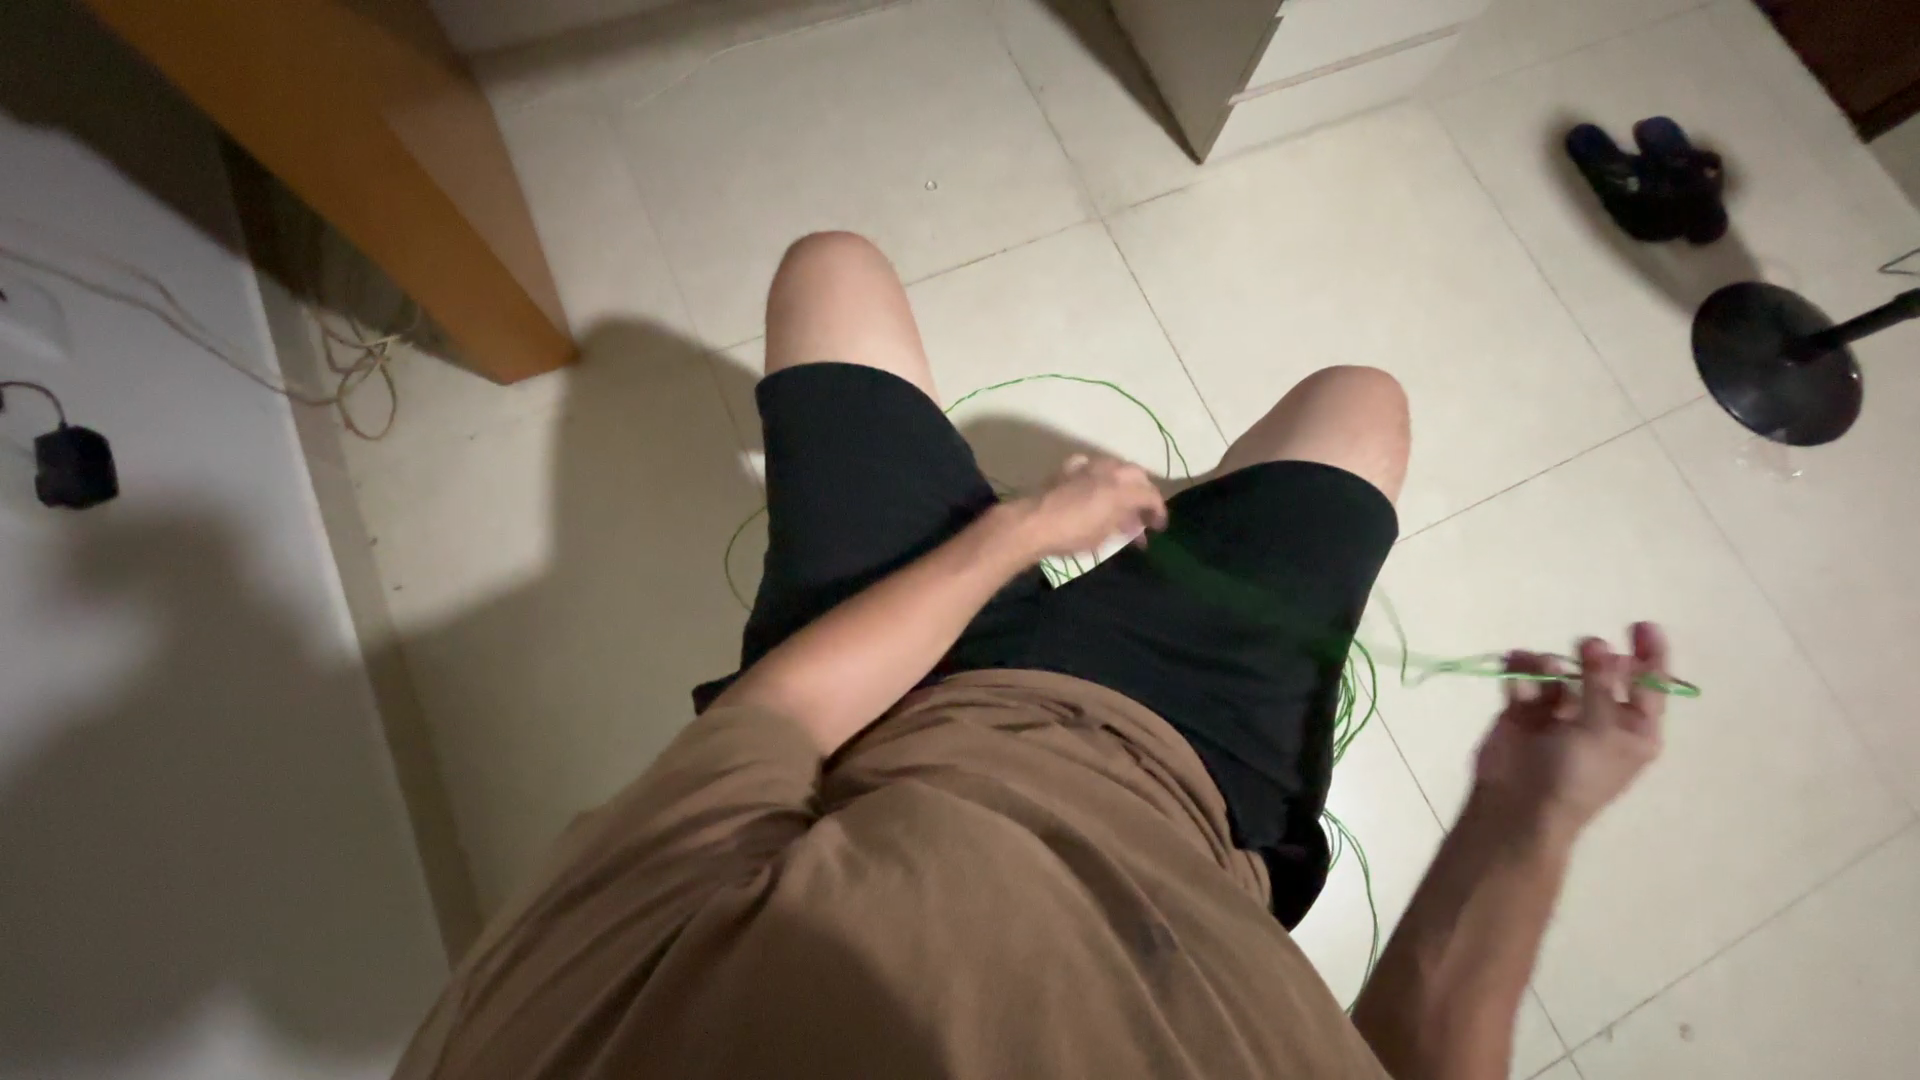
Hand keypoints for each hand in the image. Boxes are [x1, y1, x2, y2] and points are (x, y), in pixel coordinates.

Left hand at [1008, 454, 1168, 559]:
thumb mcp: (1103, 537)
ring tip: (1121, 500)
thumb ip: (1122, 527)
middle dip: (1143, 492)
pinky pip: (1091, 465)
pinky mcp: (1068, 467)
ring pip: (1116, 466)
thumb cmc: (1071, 534)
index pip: (1152, 495)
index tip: (1158, 526)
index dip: (1159, 511)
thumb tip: (1134, 525)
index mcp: (1123, 489)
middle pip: (1137, 475)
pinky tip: (1093, 485)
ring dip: (1123, 481)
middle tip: (1142, 512)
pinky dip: (1098, 475)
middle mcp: (1109, 471)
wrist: (1032, 522)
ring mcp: (1088, 465)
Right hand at [1472, 623, 1669, 842]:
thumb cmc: (1575, 773)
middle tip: (1584, 650)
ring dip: (1548, 663)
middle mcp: (1598, 717)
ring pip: (1557, 671)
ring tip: (1535, 665)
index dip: (1650, 655)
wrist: (1520, 802)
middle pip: (1599, 672)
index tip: (1641, 624)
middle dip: (1590, 657)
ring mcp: (1557, 713)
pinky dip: (1518, 670)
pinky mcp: (1520, 711)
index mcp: (1633, 728)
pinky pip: (1522, 679)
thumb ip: (1599, 683)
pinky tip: (1513, 667)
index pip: (1649, 685)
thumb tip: (1598, 643)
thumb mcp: (1600, 729)